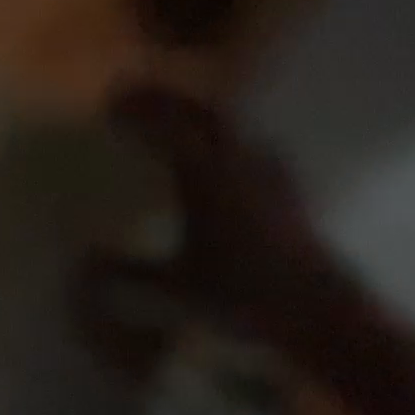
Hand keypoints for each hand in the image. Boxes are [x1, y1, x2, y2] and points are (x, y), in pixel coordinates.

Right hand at [103, 87, 361, 356]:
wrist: (330, 320)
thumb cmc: (245, 296)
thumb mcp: (174, 288)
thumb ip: (127, 272)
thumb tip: (84, 261)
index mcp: (206, 178)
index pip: (167, 127)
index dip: (136, 111)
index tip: (108, 104)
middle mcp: (241, 168)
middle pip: (206, 115)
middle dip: (169, 101)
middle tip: (135, 95)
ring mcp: (273, 180)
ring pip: (237, 129)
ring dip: (202, 116)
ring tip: (175, 117)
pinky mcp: (293, 197)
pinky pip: (258, 150)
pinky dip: (233, 141)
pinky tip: (224, 154)